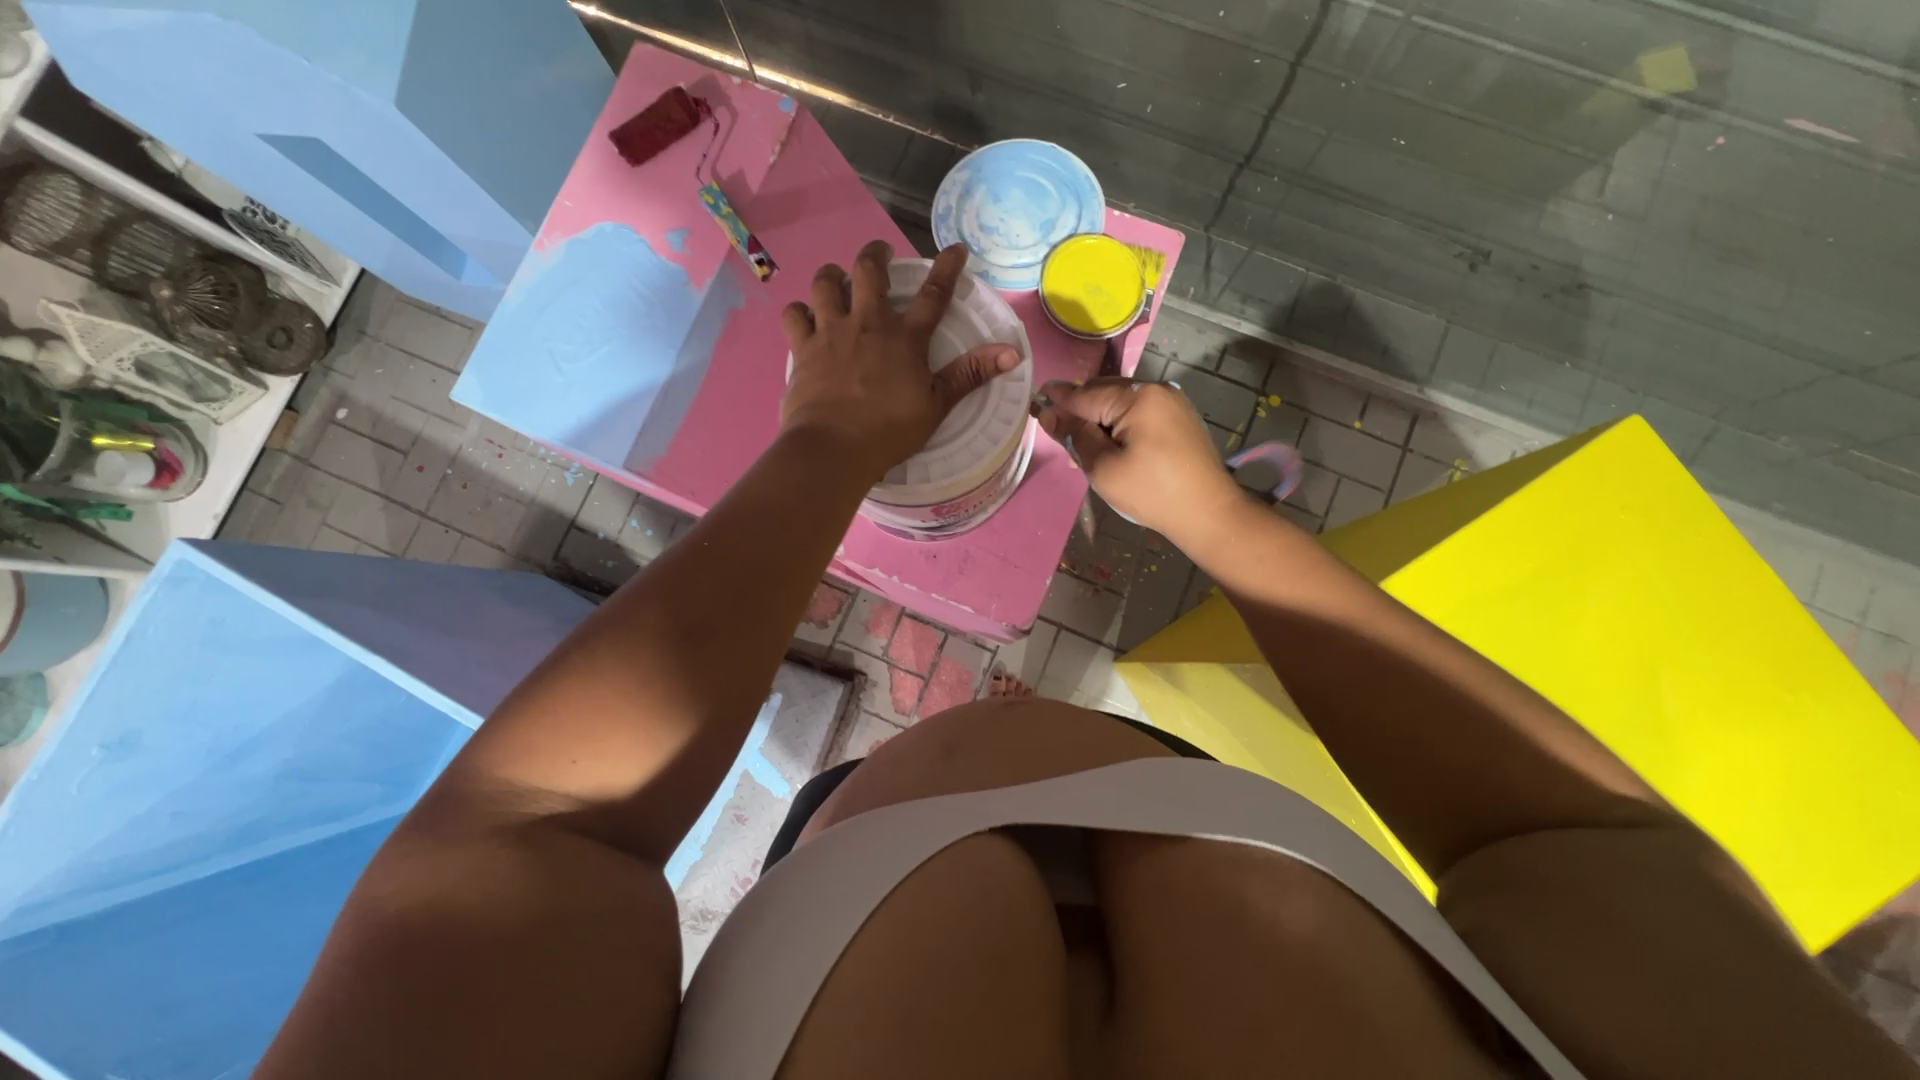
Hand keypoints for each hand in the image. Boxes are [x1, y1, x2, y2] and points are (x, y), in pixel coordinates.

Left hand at [781, 240, 1020, 481]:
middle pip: (869, 270)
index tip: (956, 248)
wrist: (833, 447)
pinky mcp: (802, 348)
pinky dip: (799, 311)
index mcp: (905, 338)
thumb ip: (970, 374)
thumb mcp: (937, 404)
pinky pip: (794, 315)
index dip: (947, 268)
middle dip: (876, 254)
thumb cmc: (890, 430)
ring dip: (833, 275)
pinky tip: (805, 317)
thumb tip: (1012, 353)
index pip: (933, 294)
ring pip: (826, 283)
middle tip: (880, 256)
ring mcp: (831, 332)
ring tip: (837, 278)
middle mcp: (867, 323)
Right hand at [1036, 378, 1248, 541]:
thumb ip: (1074, 436)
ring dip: (1099, 419)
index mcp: (1137, 397)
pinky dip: (1120, 423)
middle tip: (1059, 434)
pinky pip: (1139, 412)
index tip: (1033, 402)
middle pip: (1103, 392)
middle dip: (1079, 411)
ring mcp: (1172, 402)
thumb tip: (1048, 413)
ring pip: (1120, 402)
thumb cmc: (1151, 493)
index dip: (1057, 401)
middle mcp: (1156, 390)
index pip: (1084, 394)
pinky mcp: (1180, 418)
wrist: (1209, 513)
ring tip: (1084, 447)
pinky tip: (1111, 446)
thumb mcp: (1103, 468)